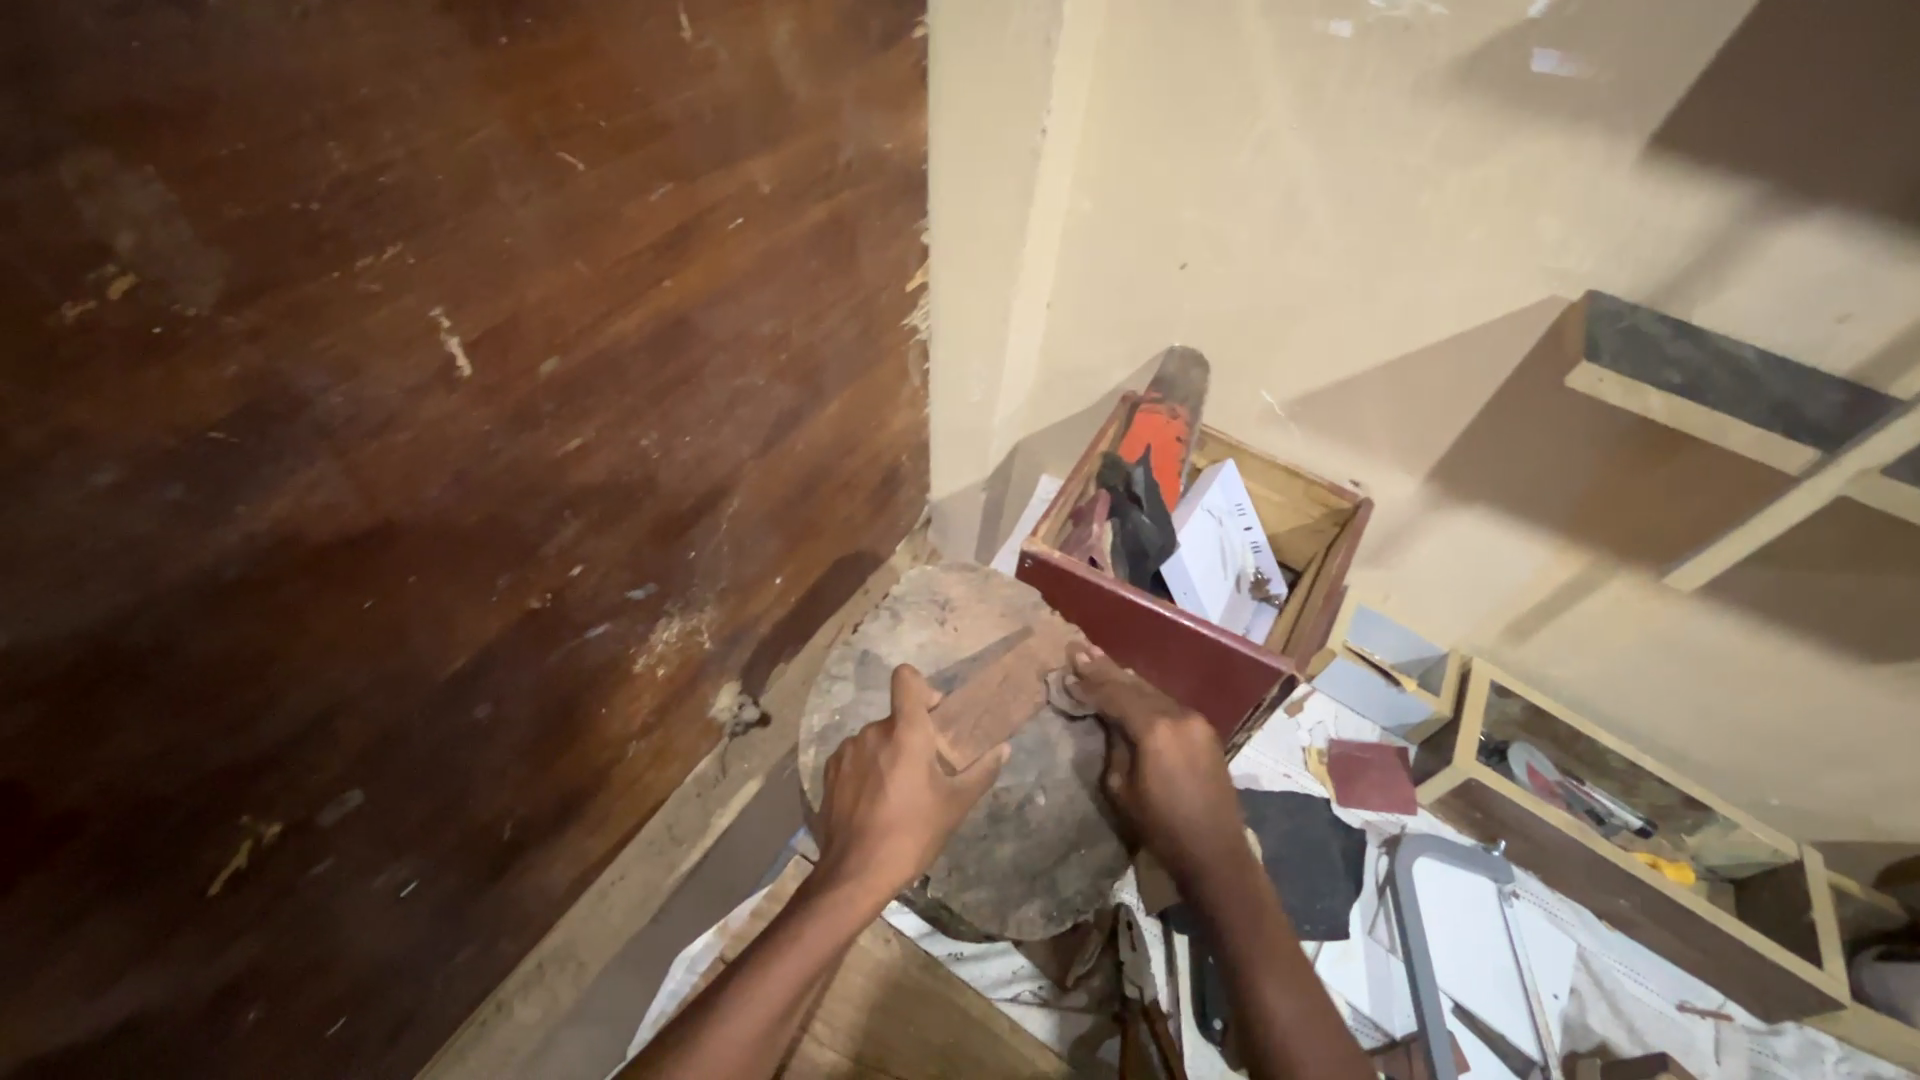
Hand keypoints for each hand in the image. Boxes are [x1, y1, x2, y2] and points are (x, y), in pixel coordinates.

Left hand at [812, 664, 1009, 902]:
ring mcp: (846, 751)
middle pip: (896, 717)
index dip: (922, 688)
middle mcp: (872, 731)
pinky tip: (873, 803)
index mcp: (905, 731)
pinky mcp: (828, 772)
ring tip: (898, 793)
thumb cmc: (912, 833)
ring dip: (887, 755)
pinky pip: (855, 758)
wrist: (856, 872)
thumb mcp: (955, 805)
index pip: (906, 678)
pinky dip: (866, 771)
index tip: (934, 716)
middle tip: (926, 771)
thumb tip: (1003, 749)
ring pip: (875, 739)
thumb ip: (982, 771)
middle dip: (911, 736)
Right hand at [1067, 645, 1247, 888]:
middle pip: (1134, 685)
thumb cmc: (1161, 826)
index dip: (1089, 683)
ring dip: (1125, 678)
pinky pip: (1168, 704)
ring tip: (1099, 659)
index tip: (1068, 667)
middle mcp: (1178, 715)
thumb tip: (1111, 722)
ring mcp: (1196, 721)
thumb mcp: (1121, 788)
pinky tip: (1131, 683)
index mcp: (1154, 729)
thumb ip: (1114, 746)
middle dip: (1105, 669)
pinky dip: (1145, 694)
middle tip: (1080, 648)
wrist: (1215, 852)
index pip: (1114, 696)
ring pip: (1153, 691)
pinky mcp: (1205, 731)